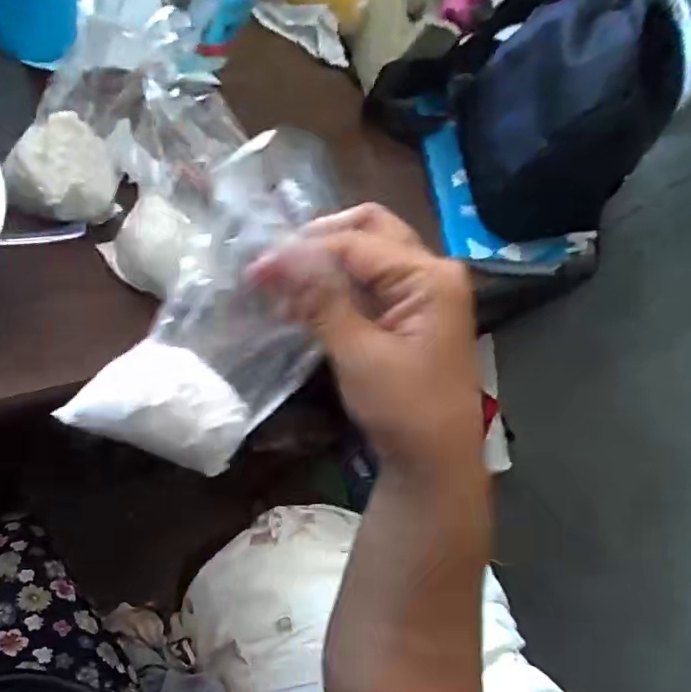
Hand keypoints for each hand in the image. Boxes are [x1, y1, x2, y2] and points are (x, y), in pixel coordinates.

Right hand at [254, 203, 480, 482]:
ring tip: (278, 285)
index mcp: (427, 276)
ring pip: (366, 259)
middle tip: (273, 262)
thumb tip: (283, 261)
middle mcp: (429, 274)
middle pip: (369, 233)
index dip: (303, 251)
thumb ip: (323, 301)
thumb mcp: (358, 352)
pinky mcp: (407, 319)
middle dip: (317, 242)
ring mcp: (420, 296)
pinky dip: (334, 291)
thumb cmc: (402, 406)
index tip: (257, 267)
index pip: (356, 243)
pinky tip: (300, 304)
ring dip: (322, 266)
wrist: (432, 457)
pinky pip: (367, 289)